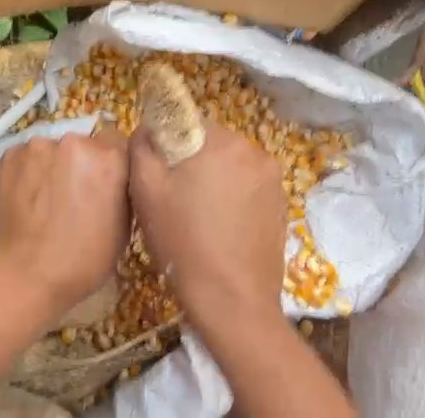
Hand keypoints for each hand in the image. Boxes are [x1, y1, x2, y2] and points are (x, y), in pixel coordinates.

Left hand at [0, 132, 130, 315]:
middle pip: (84, 145)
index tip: (107, 184)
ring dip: (54, 166)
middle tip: (75, 195)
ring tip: (46, 200)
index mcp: (108, 160)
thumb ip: (122, 191)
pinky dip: (29, 172)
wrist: (22, 274)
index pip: (119, 144)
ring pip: (53, 150)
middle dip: (82, 164)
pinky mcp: (9, 154)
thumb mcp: (122, 231)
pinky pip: (27, 157)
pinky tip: (26, 198)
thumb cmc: (81, 262)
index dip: (114, 164)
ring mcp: (37, 145)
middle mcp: (73, 143)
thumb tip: (117, 178)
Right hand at [129, 122, 286, 328]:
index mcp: (222, 141)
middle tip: (174, 196)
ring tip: (197, 214)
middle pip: (208, 141)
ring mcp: (273, 179)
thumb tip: (147, 128)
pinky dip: (231, 196)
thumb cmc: (183, 242)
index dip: (165, 143)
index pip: (184, 120)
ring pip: (228, 163)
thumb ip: (141, 145)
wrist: (232, 303)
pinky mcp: (282, 205)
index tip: (159, 173)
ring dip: (212, 177)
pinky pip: (246, 185)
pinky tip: (219, 226)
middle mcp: (254, 151)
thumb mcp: (145, 190)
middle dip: (190, 159)